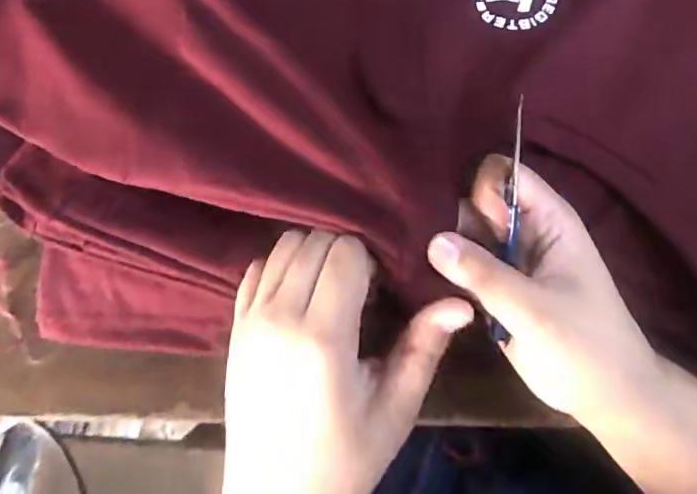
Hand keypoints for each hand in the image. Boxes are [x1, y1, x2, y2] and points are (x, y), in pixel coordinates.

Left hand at [222, 230, 473, 493]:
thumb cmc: (344, 457)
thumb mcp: (394, 408)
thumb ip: (424, 347)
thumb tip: (463, 303)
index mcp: (323, 337)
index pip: (347, 251)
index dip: (370, 260)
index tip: (379, 289)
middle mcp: (281, 318)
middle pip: (318, 240)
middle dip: (345, 253)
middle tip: (360, 288)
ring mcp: (251, 320)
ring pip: (286, 244)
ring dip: (313, 253)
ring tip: (330, 288)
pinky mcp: (233, 327)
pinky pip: (257, 268)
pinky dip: (281, 267)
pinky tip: (299, 296)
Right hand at [426, 155, 663, 425]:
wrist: (610, 400)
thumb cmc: (585, 346)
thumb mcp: (535, 311)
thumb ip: (484, 275)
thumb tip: (433, 240)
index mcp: (548, 218)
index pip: (505, 174)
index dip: (482, 189)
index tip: (467, 222)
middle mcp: (528, 230)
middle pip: (479, 201)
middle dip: (455, 216)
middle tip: (424, 240)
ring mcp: (513, 259)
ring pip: (469, 233)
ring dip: (447, 245)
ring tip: (420, 260)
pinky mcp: (500, 288)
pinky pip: (468, 265)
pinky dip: (450, 270)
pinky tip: (426, 278)